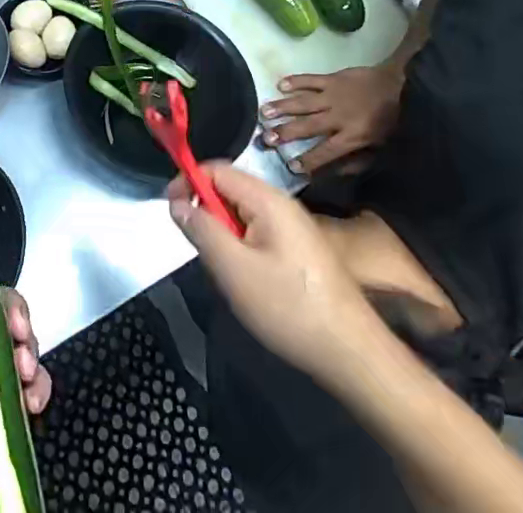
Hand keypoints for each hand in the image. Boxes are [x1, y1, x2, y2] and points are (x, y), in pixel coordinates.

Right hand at [168, 165, 385, 378]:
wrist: (351, 354)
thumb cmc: (288, 306)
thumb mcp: (232, 267)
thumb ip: (201, 228)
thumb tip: (178, 202)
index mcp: (268, 200)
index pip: (216, 169)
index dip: (188, 182)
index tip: (171, 211)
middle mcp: (282, 206)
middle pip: (228, 190)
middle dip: (205, 213)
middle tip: (200, 249)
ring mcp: (293, 228)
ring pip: (240, 215)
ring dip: (222, 235)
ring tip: (223, 270)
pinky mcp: (298, 251)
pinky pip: (255, 234)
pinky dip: (239, 249)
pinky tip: (244, 280)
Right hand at [259, 64, 403, 171]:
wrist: (403, 85)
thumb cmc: (393, 120)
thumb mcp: (382, 145)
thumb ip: (359, 158)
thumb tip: (337, 171)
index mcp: (353, 135)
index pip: (326, 151)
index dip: (309, 160)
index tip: (291, 166)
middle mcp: (339, 116)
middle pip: (308, 126)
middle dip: (285, 132)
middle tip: (266, 137)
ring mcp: (334, 95)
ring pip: (303, 103)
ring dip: (282, 107)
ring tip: (264, 111)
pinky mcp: (333, 78)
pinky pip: (310, 79)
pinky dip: (295, 81)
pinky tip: (280, 84)